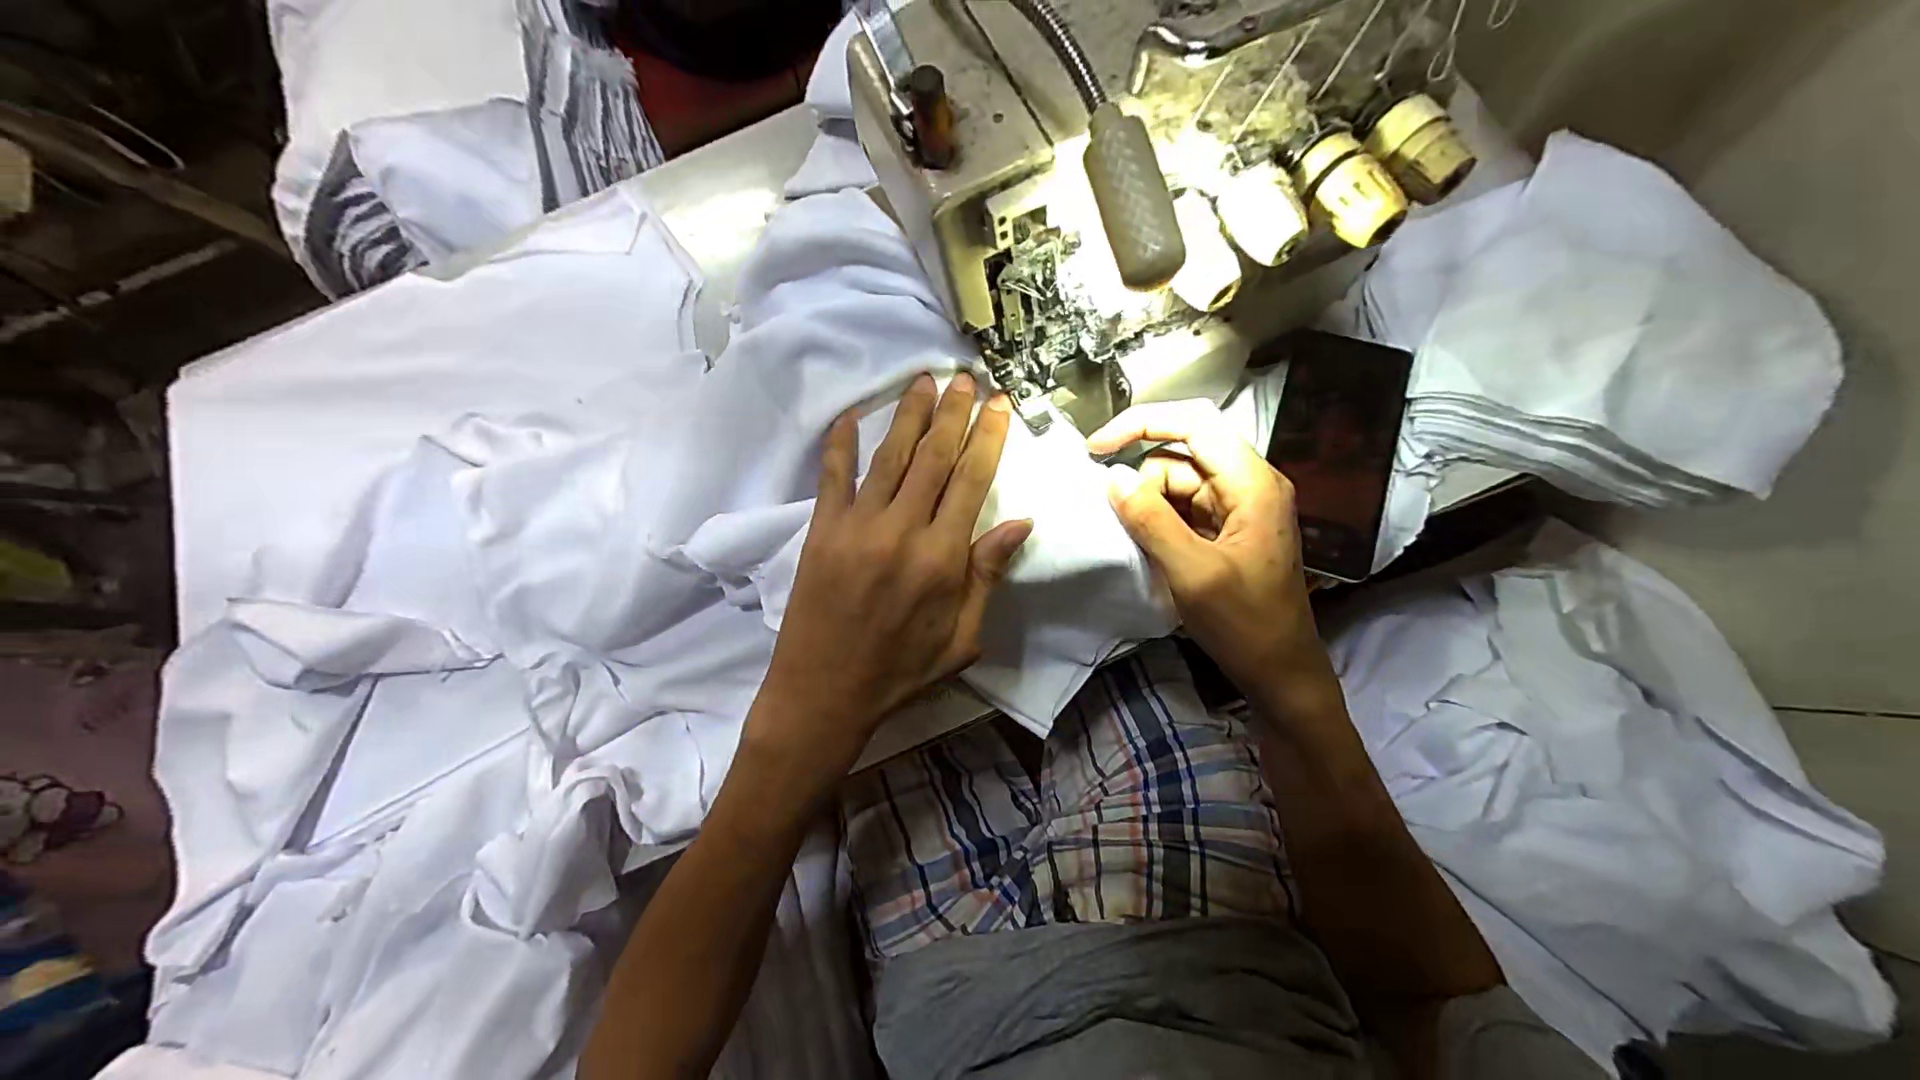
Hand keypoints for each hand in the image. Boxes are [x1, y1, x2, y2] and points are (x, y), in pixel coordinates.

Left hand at [748, 372, 1032, 783]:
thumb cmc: (901, 672)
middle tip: (964, 377)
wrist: (823, 693)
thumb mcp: (962, 638)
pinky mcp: (822, 531)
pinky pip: (833, 477)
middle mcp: (902, 531)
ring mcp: (857, 527)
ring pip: (890, 457)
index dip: (987, 438)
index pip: (971, 481)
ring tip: (923, 381)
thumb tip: (1021, 523)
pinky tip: (849, 415)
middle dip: (952, 413)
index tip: (998, 404)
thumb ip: (987, 576)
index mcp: (942, 559)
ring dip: (908, 416)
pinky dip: (840, 444)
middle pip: (933, 457)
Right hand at [1087, 400, 1329, 695]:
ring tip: (1135, 540)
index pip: (1194, 423)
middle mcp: (1249, 484)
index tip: (1097, 448)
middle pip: (1182, 452)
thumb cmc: (1246, 625)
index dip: (1142, 423)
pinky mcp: (1227, 528)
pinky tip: (1145, 542)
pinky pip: (1183, 506)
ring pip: (1178, 480)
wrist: (1281, 672)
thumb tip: (1112, 477)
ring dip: (1148, 502)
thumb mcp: (1193, 573)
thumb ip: (1151, 520)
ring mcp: (1238, 507)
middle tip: (1118, 518)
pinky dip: (1158, 517)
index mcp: (1252, 483)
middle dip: (1142, 476)